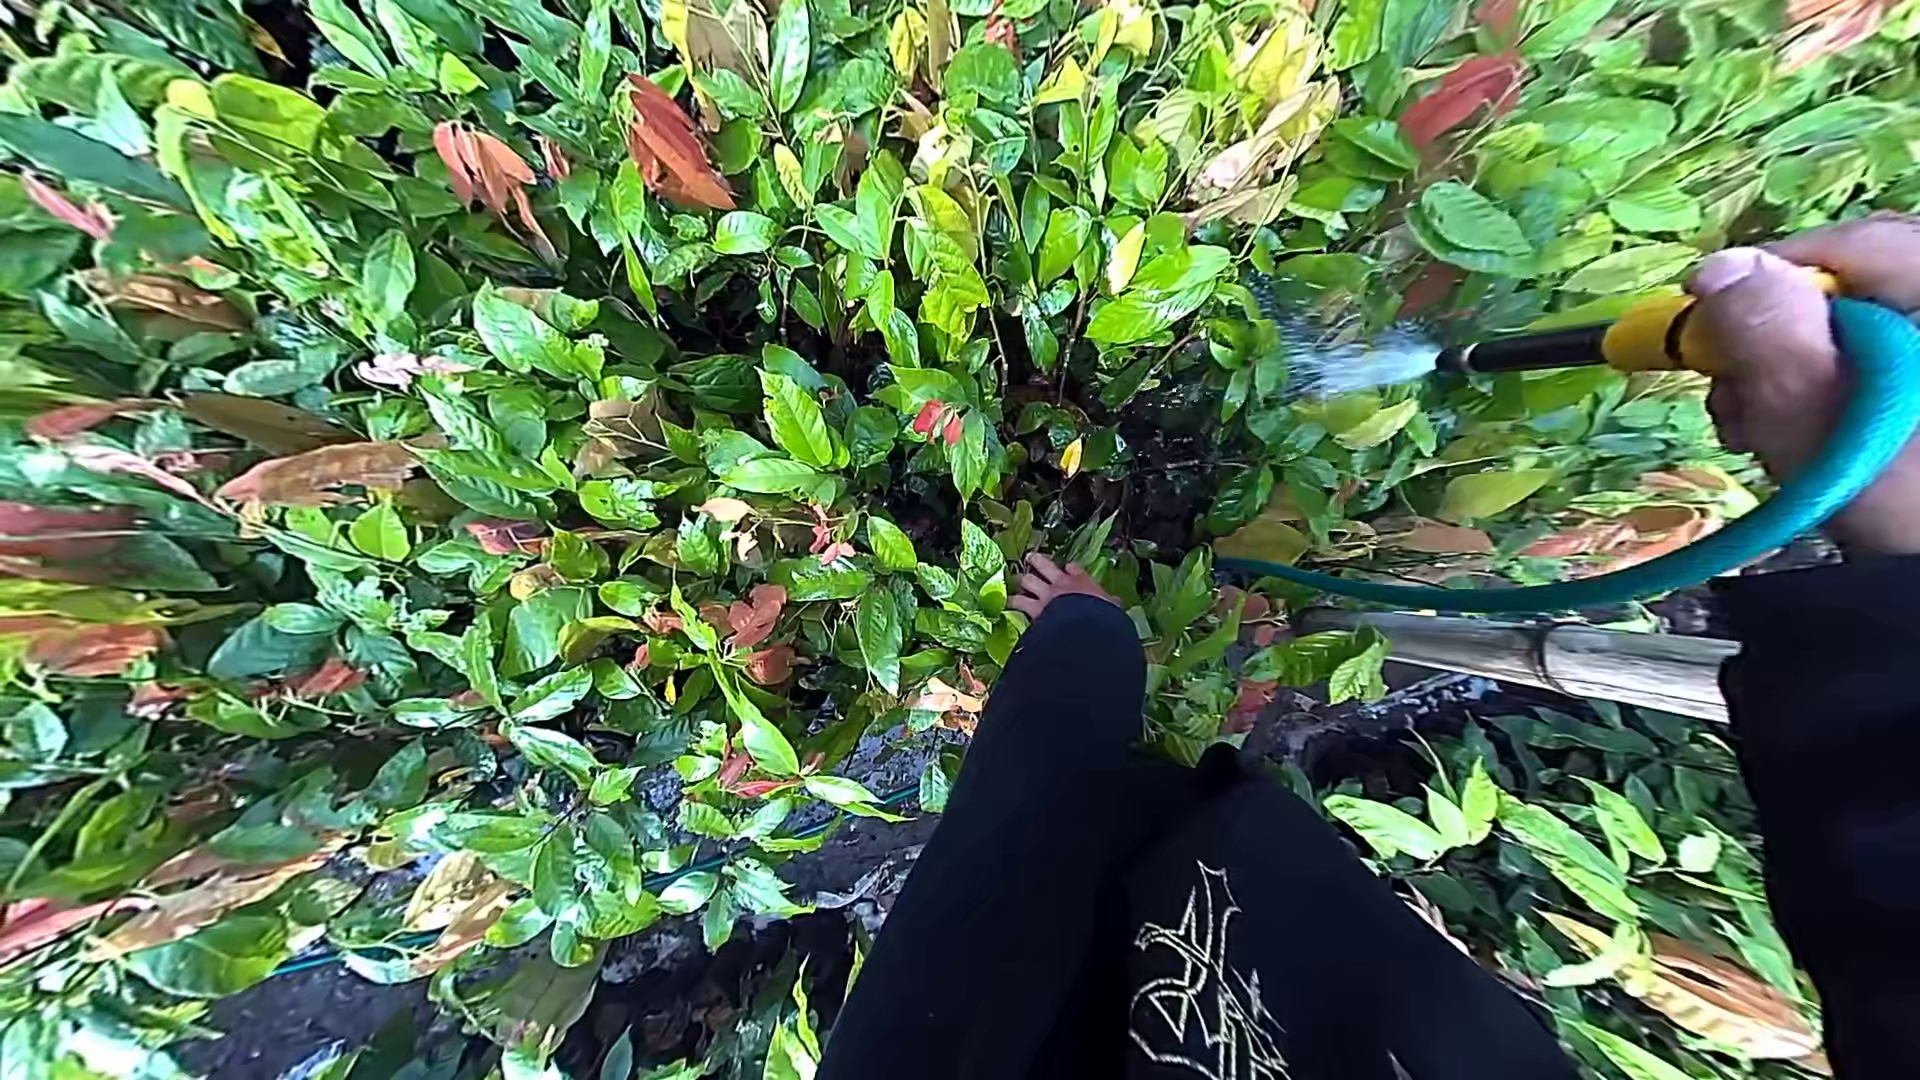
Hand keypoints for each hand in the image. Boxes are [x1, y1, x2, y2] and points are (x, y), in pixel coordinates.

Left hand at [1010, 554, 1117, 618]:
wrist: (1088, 623)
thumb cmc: (1104, 615)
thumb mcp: (1112, 607)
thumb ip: (1111, 603)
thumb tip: (1116, 603)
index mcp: (1082, 581)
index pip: (1073, 568)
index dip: (1069, 568)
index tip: (1067, 568)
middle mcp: (1061, 584)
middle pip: (1044, 565)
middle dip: (1036, 561)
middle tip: (1030, 558)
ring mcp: (1045, 594)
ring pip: (1027, 580)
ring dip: (1020, 581)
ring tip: (1013, 580)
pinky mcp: (1034, 608)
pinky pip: (1018, 602)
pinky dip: (1011, 602)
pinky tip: (1004, 603)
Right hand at [1689, 213, 1919, 554]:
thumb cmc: (1897, 484)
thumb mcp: (1813, 407)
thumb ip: (1767, 330)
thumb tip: (1717, 268)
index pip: (1856, 245)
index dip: (1763, 274)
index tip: (1692, 321)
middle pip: (1854, 288)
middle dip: (1768, 337)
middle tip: (1731, 393)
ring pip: (1854, 328)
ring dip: (1784, 371)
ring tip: (1762, 424)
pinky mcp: (1913, 384)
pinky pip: (1871, 359)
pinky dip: (1818, 389)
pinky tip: (1802, 428)